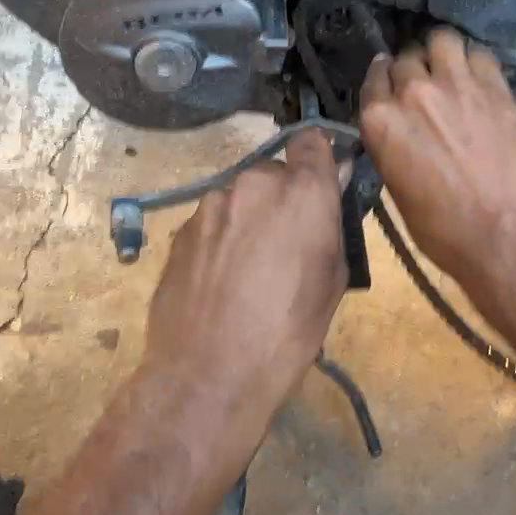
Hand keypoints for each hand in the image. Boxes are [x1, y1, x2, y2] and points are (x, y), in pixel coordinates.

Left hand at [142, 131, 347, 437]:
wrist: (208, 374)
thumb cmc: (288, 331)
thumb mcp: (332, 280)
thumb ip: (331, 222)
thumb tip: (334, 185)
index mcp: (302, 190)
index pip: (312, 141)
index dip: (317, 158)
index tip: (320, 182)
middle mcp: (255, 183)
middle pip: (274, 173)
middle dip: (281, 198)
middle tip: (284, 243)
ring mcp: (212, 203)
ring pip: (240, 198)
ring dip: (247, 218)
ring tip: (247, 269)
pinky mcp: (181, 229)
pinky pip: (212, 222)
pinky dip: (220, 239)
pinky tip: (219, 281)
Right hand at [359, 28, 515, 283]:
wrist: (507, 234)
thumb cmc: (445, 230)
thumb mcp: (399, 190)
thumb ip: (392, 145)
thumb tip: (399, 130)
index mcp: (380, 121)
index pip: (373, 78)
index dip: (384, 81)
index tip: (393, 86)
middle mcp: (412, 92)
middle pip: (405, 57)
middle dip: (413, 68)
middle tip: (426, 85)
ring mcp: (456, 83)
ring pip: (441, 39)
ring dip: (442, 52)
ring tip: (451, 67)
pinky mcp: (494, 85)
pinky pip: (479, 53)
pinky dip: (475, 60)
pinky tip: (480, 75)